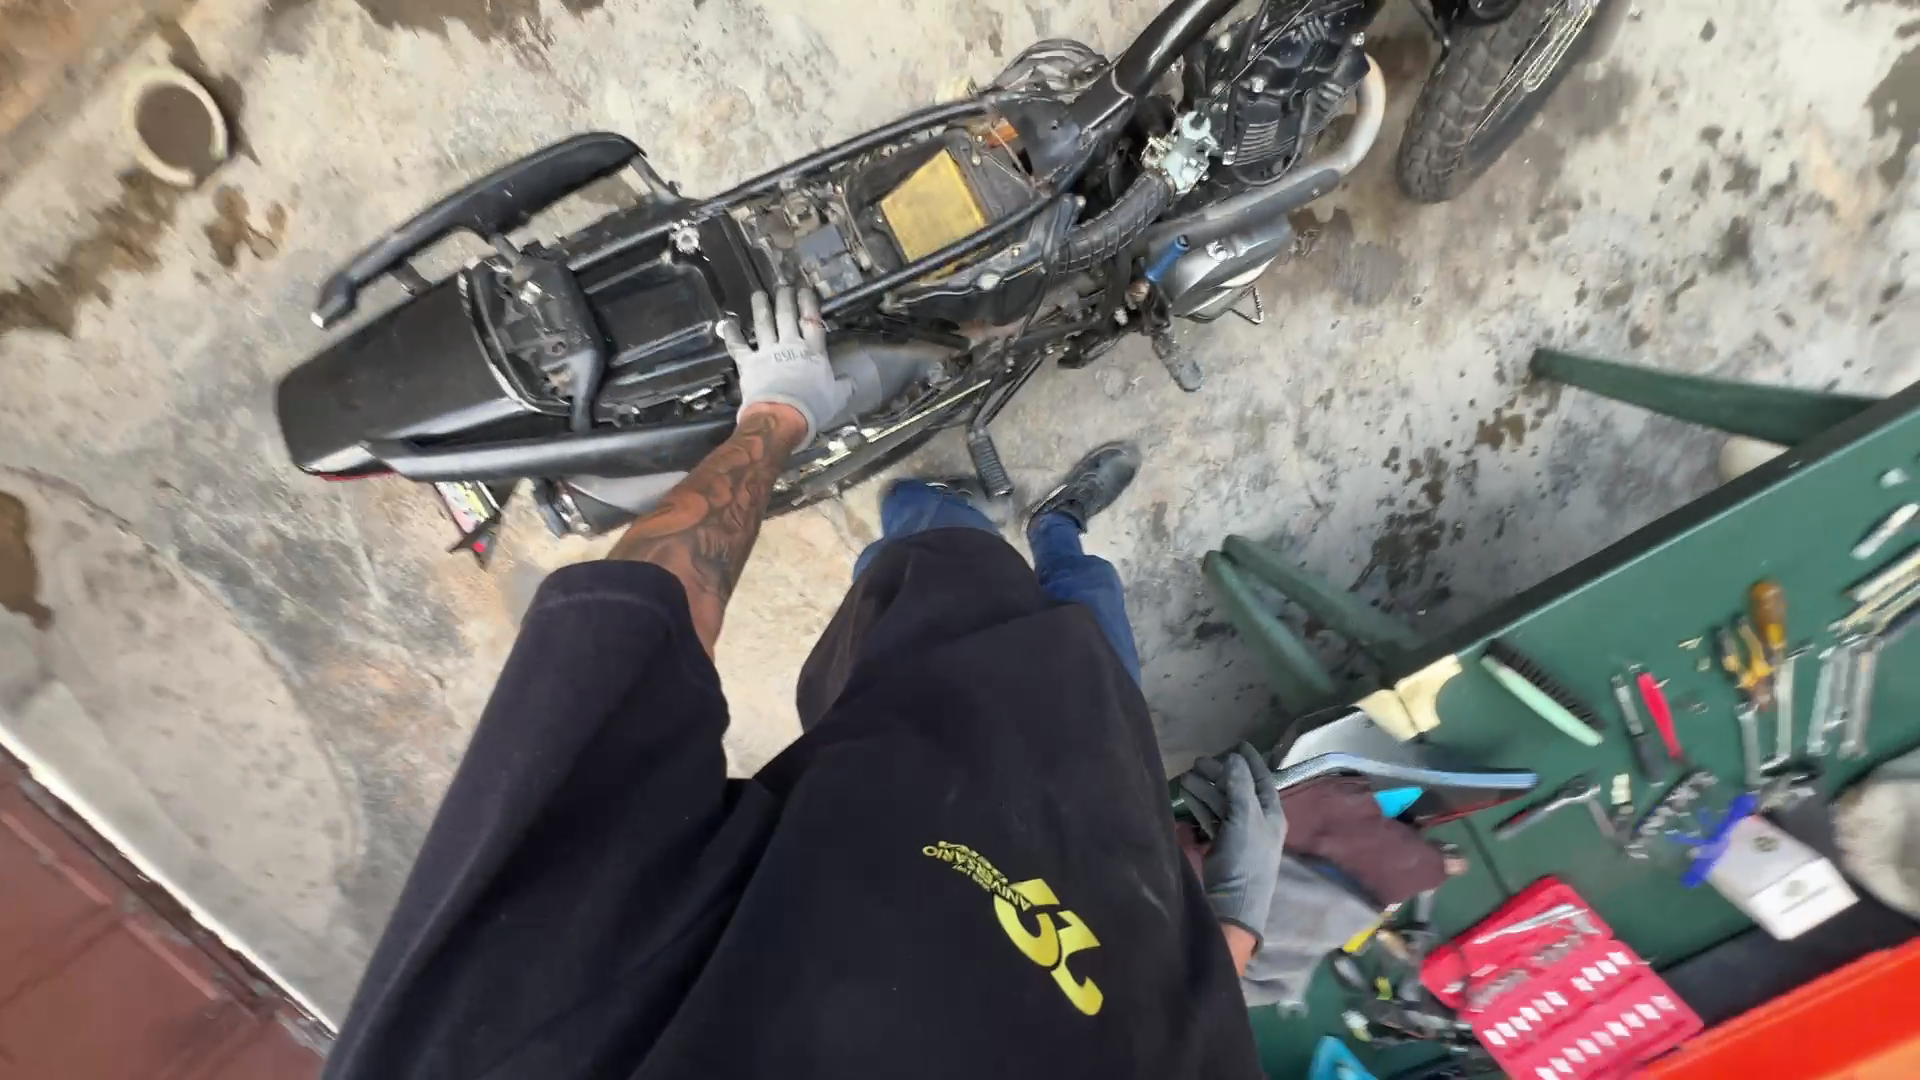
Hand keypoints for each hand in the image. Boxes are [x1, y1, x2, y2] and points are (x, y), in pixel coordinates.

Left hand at [717, 286, 851, 444]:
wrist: (783, 416)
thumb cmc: (813, 407)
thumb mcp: (837, 398)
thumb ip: (844, 387)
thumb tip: (852, 382)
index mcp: (813, 353)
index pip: (812, 322)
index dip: (809, 304)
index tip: (805, 291)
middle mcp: (790, 346)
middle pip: (786, 316)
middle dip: (785, 299)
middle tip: (783, 287)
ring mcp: (767, 352)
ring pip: (763, 324)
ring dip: (760, 307)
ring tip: (759, 294)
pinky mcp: (748, 363)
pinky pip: (738, 346)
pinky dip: (732, 334)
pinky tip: (727, 323)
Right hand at [1179, 743, 1285, 945]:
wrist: (1232, 901)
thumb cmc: (1246, 858)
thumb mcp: (1245, 819)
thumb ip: (1239, 786)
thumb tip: (1233, 759)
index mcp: (1270, 813)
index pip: (1262, 779)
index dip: (1251, 761)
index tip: (1239, 743)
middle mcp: (1256, 820)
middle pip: (1236, 787)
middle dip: (1218, 773)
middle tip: (1198, 763)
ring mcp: (1238, 832)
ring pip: (1220, 801)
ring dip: (1204, 788)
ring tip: (1185, 778)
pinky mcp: (1221, 842)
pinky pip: (1210, 815)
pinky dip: (1199, 804)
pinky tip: (1185, 795)